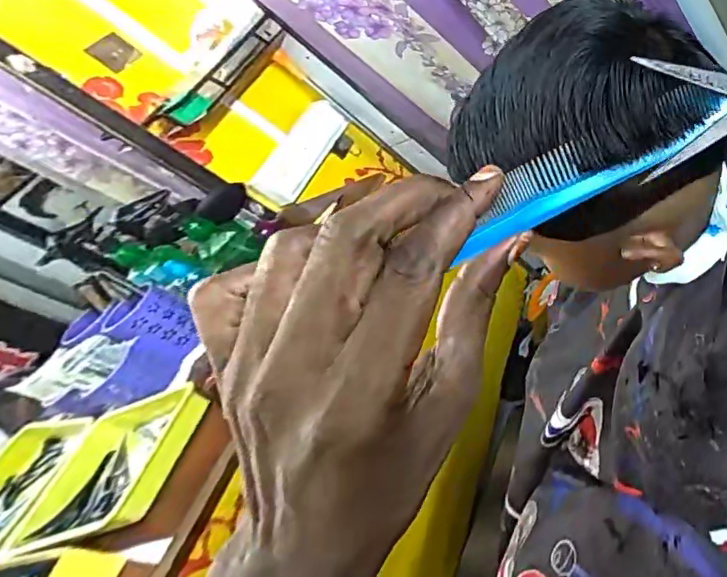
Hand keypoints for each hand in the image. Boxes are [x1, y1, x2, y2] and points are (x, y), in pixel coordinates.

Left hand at [189, 171, 527, 576]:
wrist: (300, 547)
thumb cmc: (389, 481)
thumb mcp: (452, 403)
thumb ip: (474, 311)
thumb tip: (506, 240)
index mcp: (359, 394)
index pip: (409, 270)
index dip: (455, 215)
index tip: (486, 186)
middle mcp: (292, 369)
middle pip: (346, 240)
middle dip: (407, 196)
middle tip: (447, 192)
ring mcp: (245, 361)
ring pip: (292, 243)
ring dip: (353, 215)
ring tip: (395, 219)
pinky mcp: (220, 357)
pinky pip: (235, 278)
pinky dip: (282, 251)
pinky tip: (320, 261)